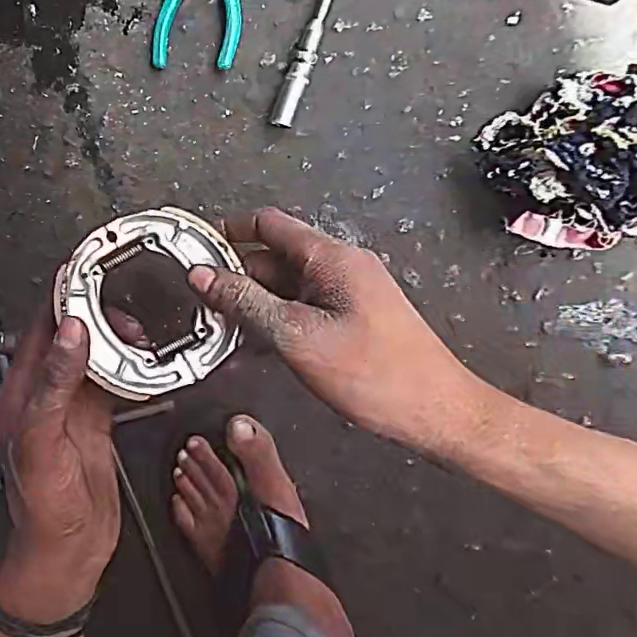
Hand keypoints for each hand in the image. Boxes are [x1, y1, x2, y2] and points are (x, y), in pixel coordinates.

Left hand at [0, 304, 120, 624]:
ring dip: (114, 337)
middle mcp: (47, 392)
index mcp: (25, 391)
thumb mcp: (44, 442)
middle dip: (94, 310)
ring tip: (137, 329)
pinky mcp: (93, 421)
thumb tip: (69, 334)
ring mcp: (72, 406)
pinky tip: (141, 360)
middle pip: (70, 334)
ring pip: (93, 354)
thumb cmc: (41, 508)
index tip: (81, 268)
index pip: (40, 326)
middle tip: (121, 298)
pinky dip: (127, 366)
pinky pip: (111, 381)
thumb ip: (55, 385)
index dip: (59, 294)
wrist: (66, 551)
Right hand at [187, 207, 496, 450]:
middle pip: (272, 257)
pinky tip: (255, 345)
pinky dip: (275, 320)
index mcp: (331, 258)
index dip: (228, 231)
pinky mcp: (348, 315)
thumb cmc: (379, 376)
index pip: (268, 224)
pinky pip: (300, 306)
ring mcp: (345, 291)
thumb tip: (204, 276)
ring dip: (253, 305)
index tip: (198, 249)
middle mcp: (339, 266)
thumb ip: (245, 302)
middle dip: (236, 278)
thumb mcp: (296, 336)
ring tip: (227, 332)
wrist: (437, 412)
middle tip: (206, 305)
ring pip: (284, 285)